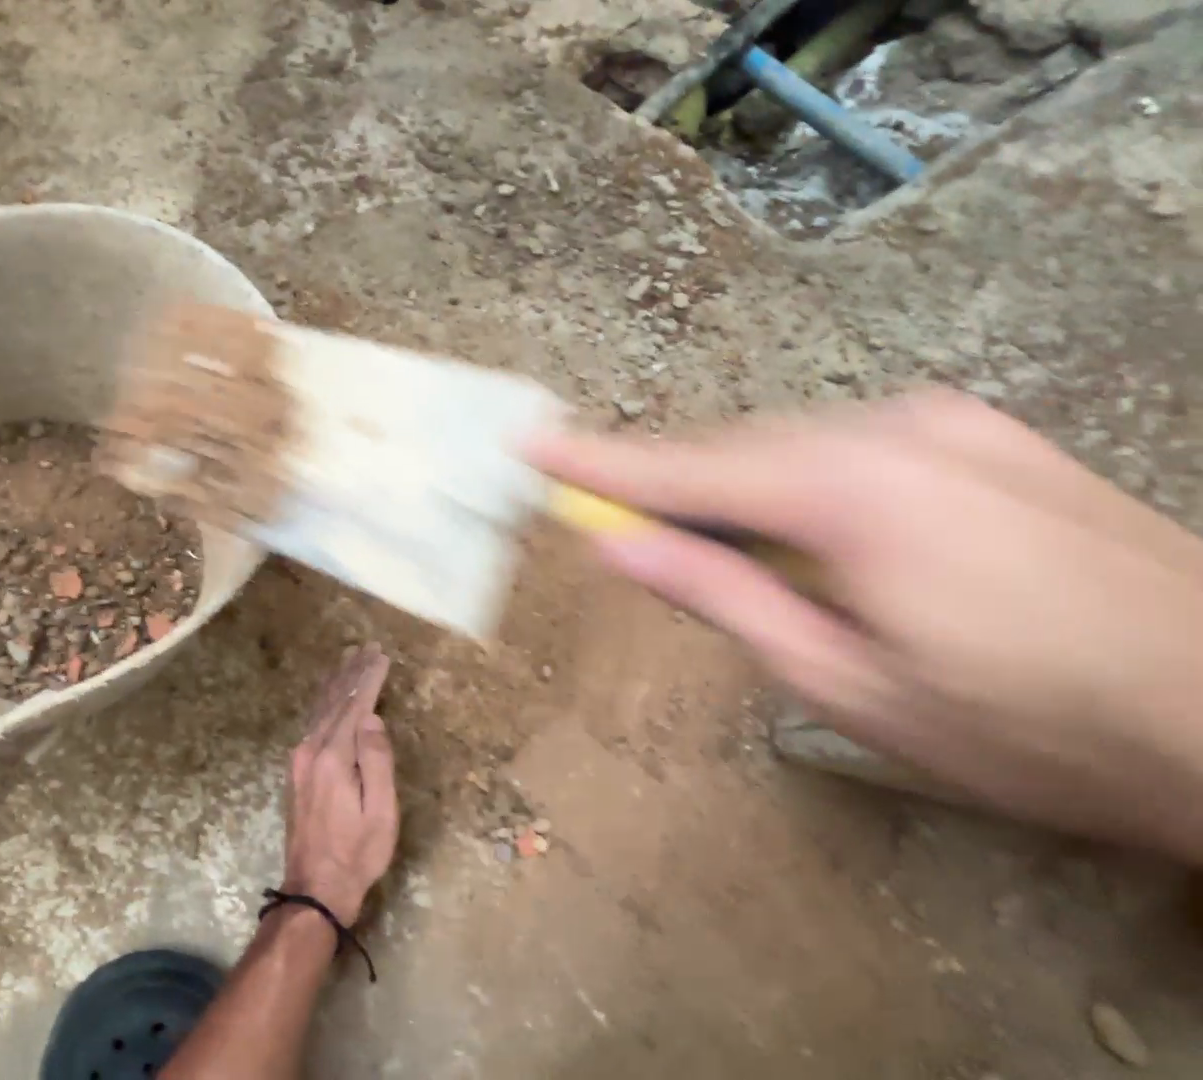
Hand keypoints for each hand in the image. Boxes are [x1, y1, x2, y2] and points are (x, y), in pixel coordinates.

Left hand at [283, 644, 398, 922]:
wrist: (315, 885)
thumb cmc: (357, 852)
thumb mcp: (380, 812)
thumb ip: (376, 761)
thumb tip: (372, 718)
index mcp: (333, 757)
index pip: (355, 707)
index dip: (369, 680)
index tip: (381, 655)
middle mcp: (310, 750)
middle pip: (334, 702)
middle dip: (352, 673)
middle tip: (366, 647)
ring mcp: (299, 759)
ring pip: (320, 710)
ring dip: (336, 683)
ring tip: (348, 660)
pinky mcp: (297, 770)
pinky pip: (312, 723)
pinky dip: (324, 703)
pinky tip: (328, 696)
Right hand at [528, 391, 1202, 861]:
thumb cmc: (1026, 726)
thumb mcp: (840, 681)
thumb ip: (721, 597)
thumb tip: (621, 547)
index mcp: (849, 491)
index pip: (683, 470)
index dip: (595, 463)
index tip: (527, 446)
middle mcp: (896, 431)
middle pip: (734, 452)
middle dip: (667, 488)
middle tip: (612, 527)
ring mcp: (949, 425)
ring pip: (790, 448)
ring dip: (735, 495)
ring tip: (725, 560)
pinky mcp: (983, 438)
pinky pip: (846, 449)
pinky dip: (796, 487)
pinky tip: (808, 541)